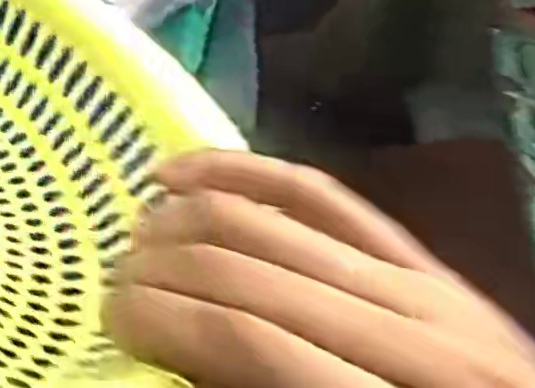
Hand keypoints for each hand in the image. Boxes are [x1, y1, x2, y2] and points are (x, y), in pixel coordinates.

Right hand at [106, 151, 534, 387]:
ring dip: (171, 222)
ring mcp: (424, 286)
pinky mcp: (420, 256)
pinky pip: (309, 187)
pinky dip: (229, 168)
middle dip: (152, 272)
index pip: (236, 336)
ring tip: (138, 240)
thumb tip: (150, 345)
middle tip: (117, 283)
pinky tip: (171, 174)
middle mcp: (420, 339)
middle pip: (233, 270)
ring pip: (253, 217)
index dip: (151, 320)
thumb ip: (236, 383)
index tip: (109, 321)